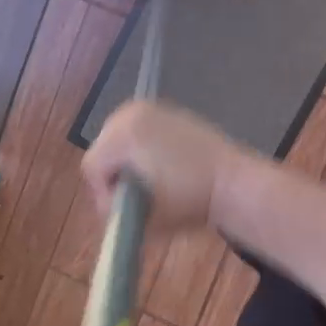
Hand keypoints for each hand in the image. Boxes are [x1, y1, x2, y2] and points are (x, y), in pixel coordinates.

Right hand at [81, 101, 252, 229]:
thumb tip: (107, 206)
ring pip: (119, 138)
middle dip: (114, 173)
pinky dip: (143, 148)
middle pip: (103, 148)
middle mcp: (131, 113)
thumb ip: (114, 212)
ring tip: (149, 181)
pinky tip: (162, 165)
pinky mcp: (168, 111)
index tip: (123, 209)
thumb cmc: (188, 200)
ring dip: (127, 160)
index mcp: (123, 135)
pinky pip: (140, 130)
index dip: (102, 193)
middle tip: (134, 196)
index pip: (92, 166)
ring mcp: (151, 108)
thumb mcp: (145, 217)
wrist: (232, 181)